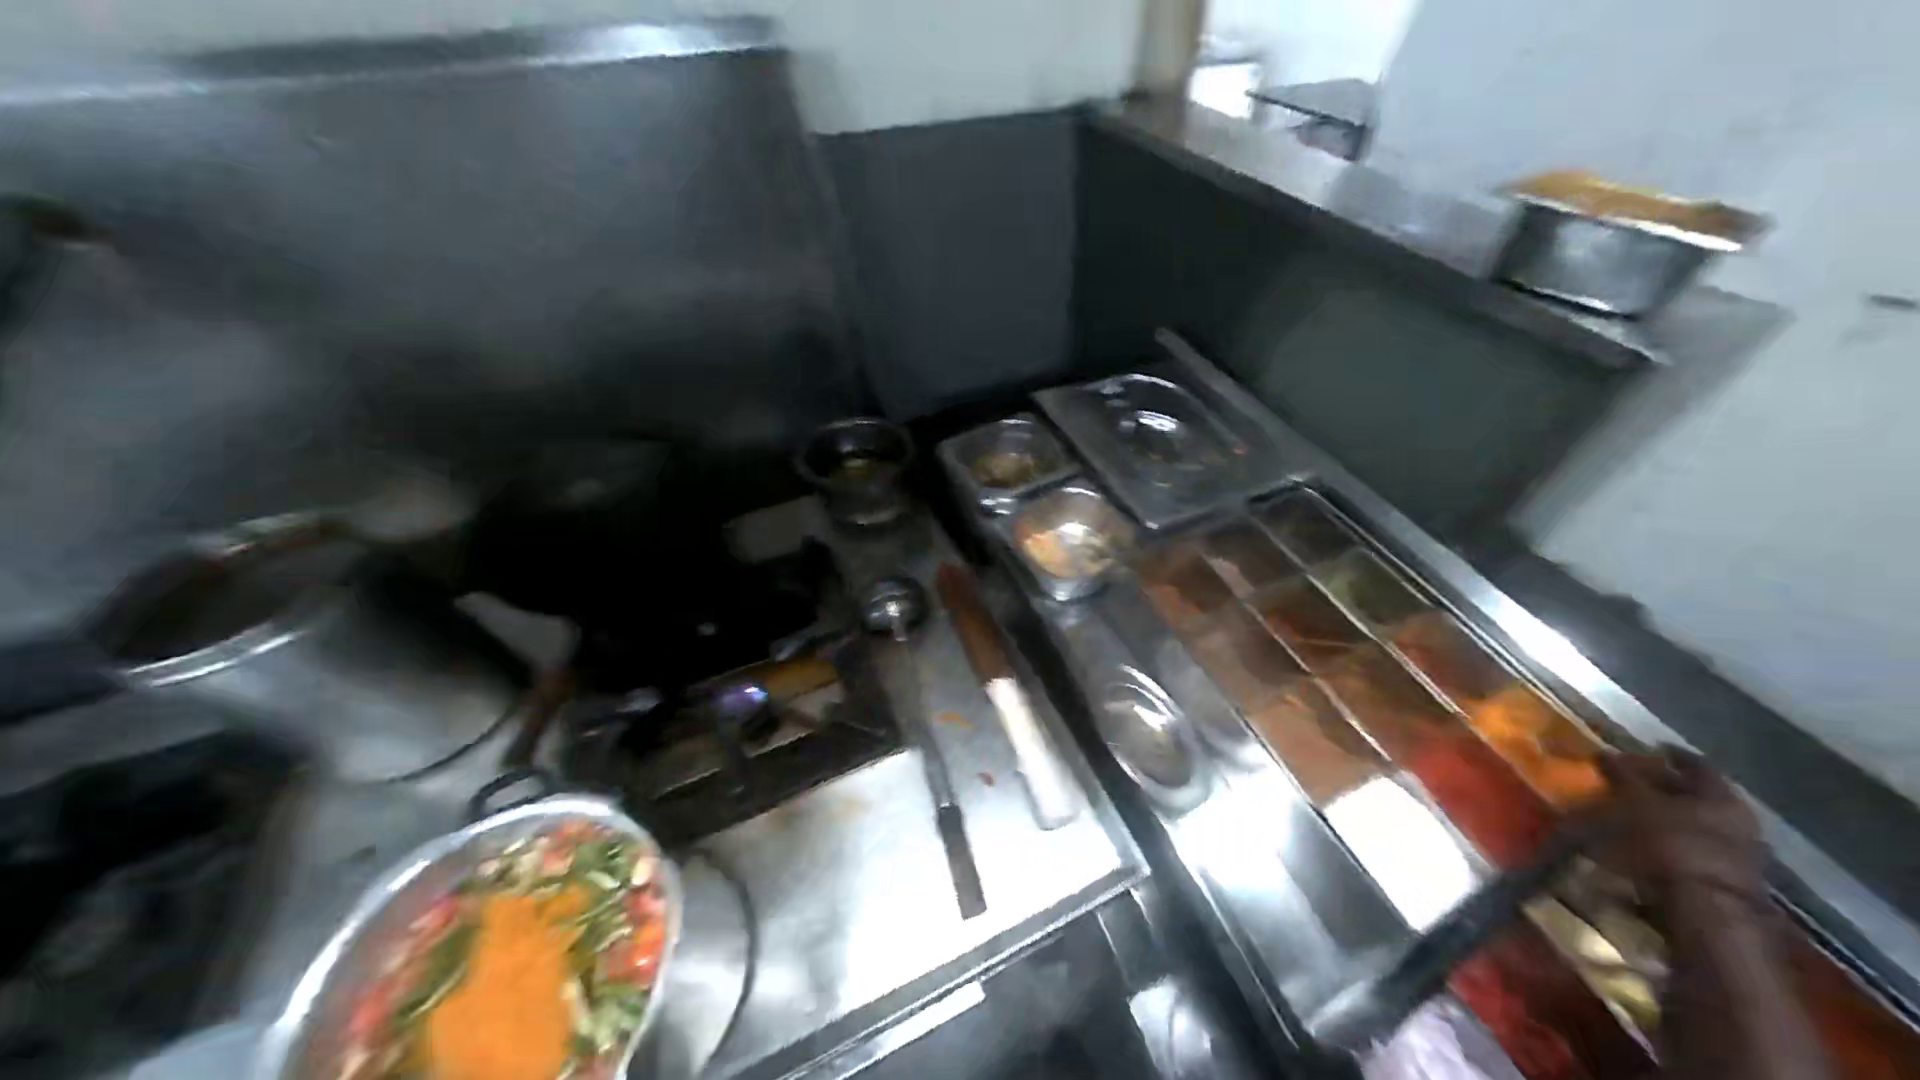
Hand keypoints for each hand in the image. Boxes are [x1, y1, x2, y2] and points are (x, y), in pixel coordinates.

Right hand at [1600, 748, 1767, 913]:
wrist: (1706, 911)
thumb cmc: (1670, 843)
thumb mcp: (1636, 802)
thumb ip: (1623, 776)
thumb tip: (1604, 751)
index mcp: (1722, 797)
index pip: (1695, 764)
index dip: (1668, 753)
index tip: (1644, 747)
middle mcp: (1738, 821)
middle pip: (1697, 794)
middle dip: (1664, 785)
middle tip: (1629, 778)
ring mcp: (1737, 853)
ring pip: (1695, 822)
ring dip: (1665, 815)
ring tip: (1630, 811)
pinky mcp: (1723, 878)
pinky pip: (1691, 847)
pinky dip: (1668, 839)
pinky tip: (1644, 841)